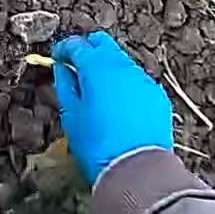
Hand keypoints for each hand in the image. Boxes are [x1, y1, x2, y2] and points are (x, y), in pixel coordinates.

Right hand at [51, 32, 174, 183]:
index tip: (57, 58)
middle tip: (77, 67)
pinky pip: (137, 81)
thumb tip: (62, 68)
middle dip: (87, 49)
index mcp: (97, 66)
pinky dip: (125, 85)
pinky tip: (120, 107)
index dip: (64, 49)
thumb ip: (65, 85)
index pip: (77, 45)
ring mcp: (143, 78)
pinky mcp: (157, 94)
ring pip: (121, 61)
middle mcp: (123, 65)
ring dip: (107, 68)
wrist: (137, 170)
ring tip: (98, 91)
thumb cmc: (97, 145)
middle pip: (102, 43)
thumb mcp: (71, 115)